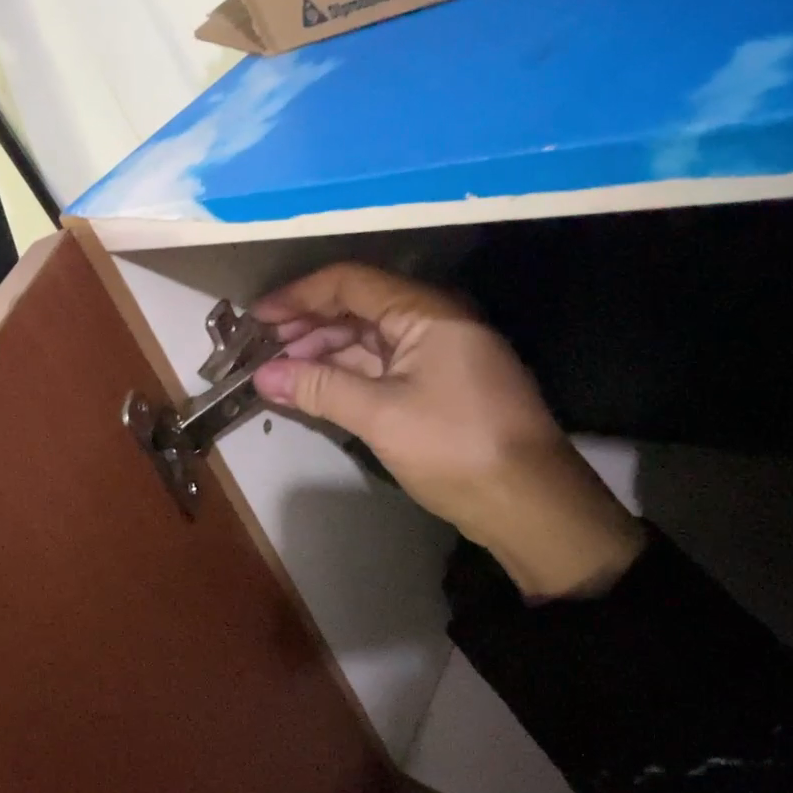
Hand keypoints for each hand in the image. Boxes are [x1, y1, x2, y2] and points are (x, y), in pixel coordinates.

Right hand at [250, 263, 645, 599]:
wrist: (535, 508)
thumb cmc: (457, 448)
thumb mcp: (380, 416)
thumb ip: (318, 388)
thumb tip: (262, 376)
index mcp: (426, 312)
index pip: (350, 283)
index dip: (298, 296)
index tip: (257, 318)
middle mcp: (433, 321)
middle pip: (357, 307)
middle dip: (306, 324)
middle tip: (262, 347)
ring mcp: (438, 353)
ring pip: (367, 337)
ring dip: (322, 350)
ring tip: (279, 370)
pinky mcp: (439, 384)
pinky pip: (381, 364)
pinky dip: (345, 372)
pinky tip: (314, 386)